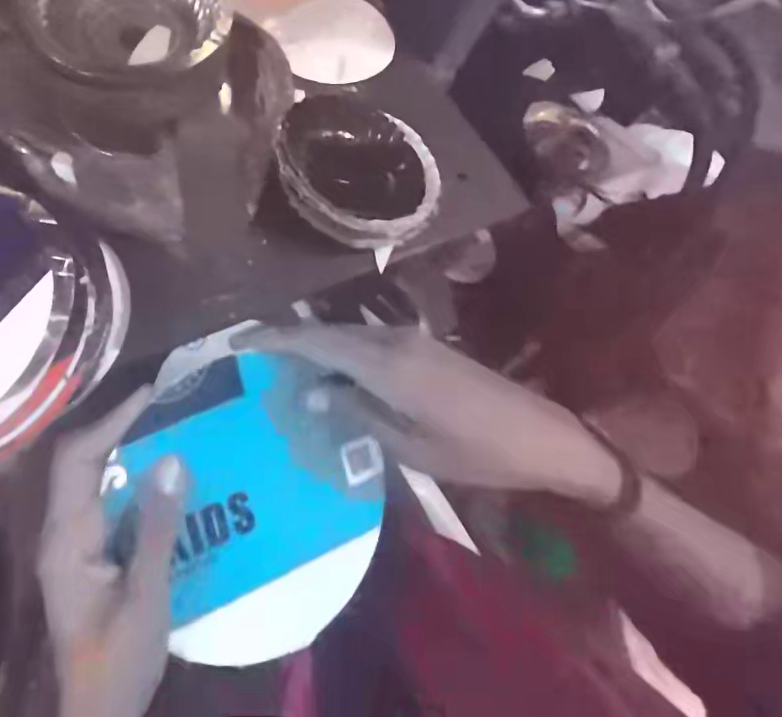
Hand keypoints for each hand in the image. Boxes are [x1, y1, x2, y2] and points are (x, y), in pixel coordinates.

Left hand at [39, 386, 188, 716]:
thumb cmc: (119, 661)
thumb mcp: (146, 596)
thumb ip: (157, 528)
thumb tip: (172, 459)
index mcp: (66, 537)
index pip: (77, 458)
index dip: (110, 421)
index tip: (149, 397)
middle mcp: (62, 531)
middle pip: (81, 462)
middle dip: (119, 429)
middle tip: (164, 408)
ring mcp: (73, 544)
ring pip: (92, 479)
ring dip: (126, 452)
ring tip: (168, 431)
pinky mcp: (88, 556)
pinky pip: (105, 502)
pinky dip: (131, 481)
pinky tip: (164, 481)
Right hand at [234, 325, 621, 505]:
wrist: (543, 434)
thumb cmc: (476, 452)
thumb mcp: (410, 447)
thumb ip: (356, 412)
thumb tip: (311, 389)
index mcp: (385, 364)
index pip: (315, 340)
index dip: (273, 338)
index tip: (238, 340)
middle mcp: (392, 339)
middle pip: (327, 330)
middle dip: (287, 338)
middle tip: (253, 354)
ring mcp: (409, 338)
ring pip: (346, 333)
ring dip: (313, 343)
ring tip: (282, 364)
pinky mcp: (422, 345)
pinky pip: (366, 340)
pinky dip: (339, 350)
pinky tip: (331, 371)